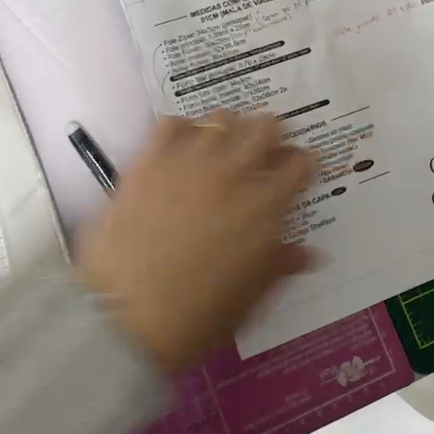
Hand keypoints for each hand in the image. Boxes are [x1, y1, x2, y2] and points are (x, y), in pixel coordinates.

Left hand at [75, 112, 315, 370]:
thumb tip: (308, 254)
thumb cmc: (194, 315)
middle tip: (263, 148)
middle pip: (264, 127)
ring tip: (222, 142)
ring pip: (220, 118)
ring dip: (227, 127)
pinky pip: (171, 123)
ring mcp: (188, 163)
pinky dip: (181, 127)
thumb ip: (279, 266)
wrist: (125, 313)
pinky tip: (181, 143)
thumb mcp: (249, 299)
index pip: (299, 164)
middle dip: (270, 134)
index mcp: (265, 208)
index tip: (296, 168)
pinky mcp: (148, 161)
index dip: (302, 163)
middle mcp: (232, 175)